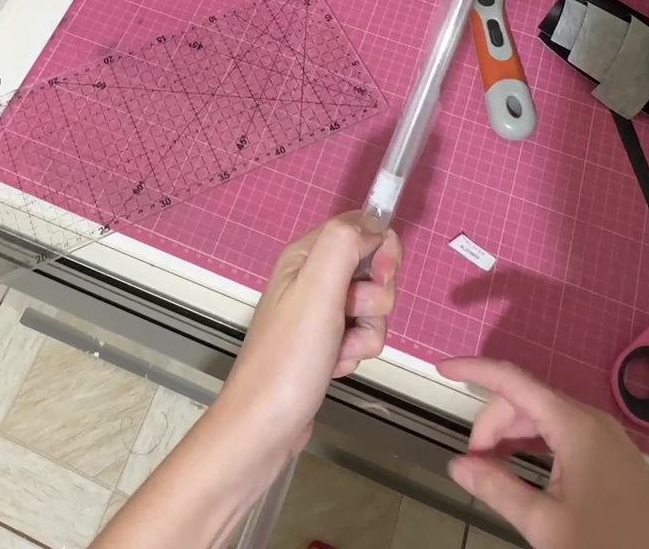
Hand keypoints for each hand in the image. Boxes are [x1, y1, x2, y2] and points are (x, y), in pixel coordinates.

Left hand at [217, 212, 402, 455]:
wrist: (265, 425)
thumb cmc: (290, 355)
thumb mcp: (316, 288)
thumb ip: (344, 244)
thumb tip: (374, 222)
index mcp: (306, 255)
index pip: (360, 226)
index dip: (381, 248)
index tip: (382, 275)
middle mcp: (312, 277)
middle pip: (372, 268)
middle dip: (374, 298)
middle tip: (350, 316)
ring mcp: (319, 312)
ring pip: (372, 306)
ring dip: (366, 332)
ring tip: (338, 349)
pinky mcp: (326, 343)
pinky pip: (362, 335)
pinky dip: (357, 351)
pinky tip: (336, 365)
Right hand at [440, 357, 648, 548]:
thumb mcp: (546, 526)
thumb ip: (498, 489)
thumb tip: (458, 465)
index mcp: (575, 425)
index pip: (512, 380)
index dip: (474, 370)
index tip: (443, 369)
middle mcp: (592, 421)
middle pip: (526, 401)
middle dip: (492, 423)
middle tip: (473, 463)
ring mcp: (608, 440)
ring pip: (545, 418)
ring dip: (512, 435)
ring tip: (491, 468)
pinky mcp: (615, 460)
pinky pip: (564, 435)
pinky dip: (536, 445)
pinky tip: (523, 471)